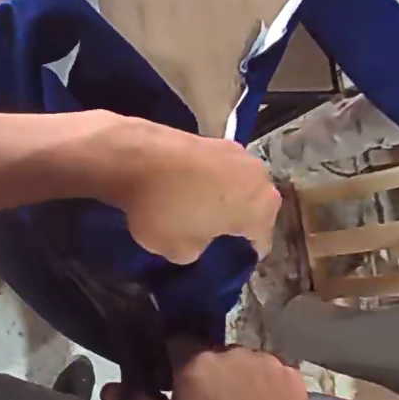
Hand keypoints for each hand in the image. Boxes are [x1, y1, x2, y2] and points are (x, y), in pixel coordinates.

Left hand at [104, 122, 279, 264]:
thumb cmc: (166, 210)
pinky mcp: (211, 137)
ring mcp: (236, 152)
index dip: (239, 257)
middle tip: (203, 236)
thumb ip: (202, 251)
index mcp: (263, 208)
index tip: (218, 261)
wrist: (135, 155)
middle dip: (231, 224)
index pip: (259, 244)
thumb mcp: (182, 252)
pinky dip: (201, 180)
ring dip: (217, 199)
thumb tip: (200, 238)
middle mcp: (260, 176)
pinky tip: (178, 187)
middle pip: (251, 210)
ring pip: (233, 187)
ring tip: (188, 209)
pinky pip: (213, 170)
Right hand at [105, 343, 326, 399]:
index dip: (171, 360)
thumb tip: (109, 389)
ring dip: (232, 376)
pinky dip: (260, 383)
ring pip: (237, 359)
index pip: (175, 341)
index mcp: (195, 362)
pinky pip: (266, 369)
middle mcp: (230, 351)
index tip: (172, 382)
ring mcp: (265, 360)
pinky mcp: (290, 373)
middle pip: (208, 351)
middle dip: (203, 371)